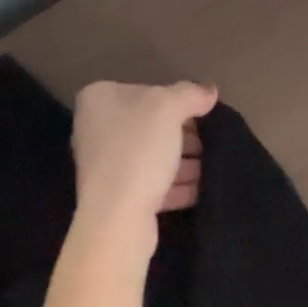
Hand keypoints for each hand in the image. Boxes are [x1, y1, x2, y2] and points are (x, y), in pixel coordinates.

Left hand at [70, 80, 217, 239]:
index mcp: (100, 98)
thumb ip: (190, 95)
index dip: (178, 105)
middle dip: (183, 138)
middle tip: (209, 147)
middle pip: (150, 128)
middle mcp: (97, 129)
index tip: (202, 120)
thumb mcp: (167, 109)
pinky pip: (152, 186)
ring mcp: (106, 167)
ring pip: (153, 160)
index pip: (146, 93)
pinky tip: (199, 191)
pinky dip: (175, 188)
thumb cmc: (138, 151)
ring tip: (209, 171)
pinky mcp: (119, 198)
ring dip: (182, 165)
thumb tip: (210, 89)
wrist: (118, 216)